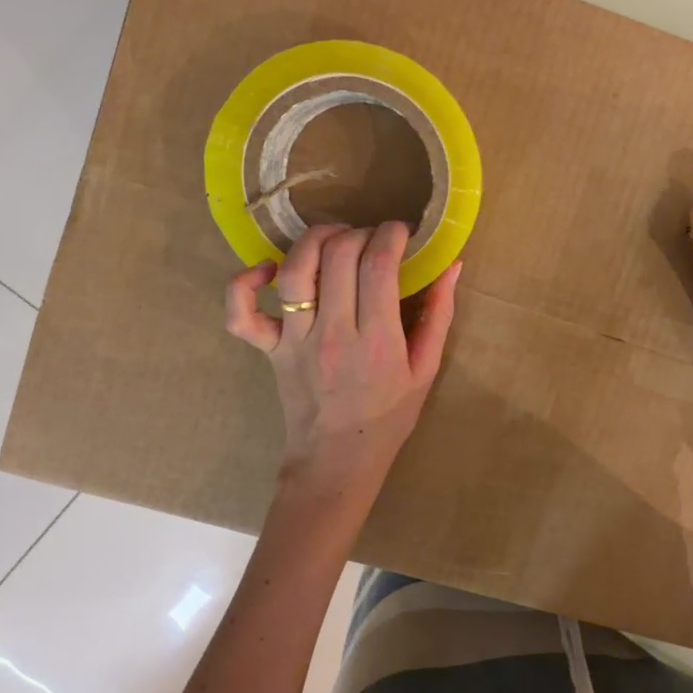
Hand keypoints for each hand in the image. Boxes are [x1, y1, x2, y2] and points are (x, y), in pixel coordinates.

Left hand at [225, 222, 459, 490]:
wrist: (338, 459)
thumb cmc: (389, 415)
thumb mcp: (426, 368)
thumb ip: (439, 315)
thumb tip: (452, 265)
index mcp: (378, 340)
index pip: (379, 265)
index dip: (390, 235)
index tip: (400, 232)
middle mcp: (334, 333)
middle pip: (339, 256)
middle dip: (359, 232)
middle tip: (372, 239)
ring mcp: (296, 340)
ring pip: (295, 271)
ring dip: (314, 240)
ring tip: (334, 238)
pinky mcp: (269, 349)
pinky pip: (241, 313)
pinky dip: (245, 283)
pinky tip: (267, 269)